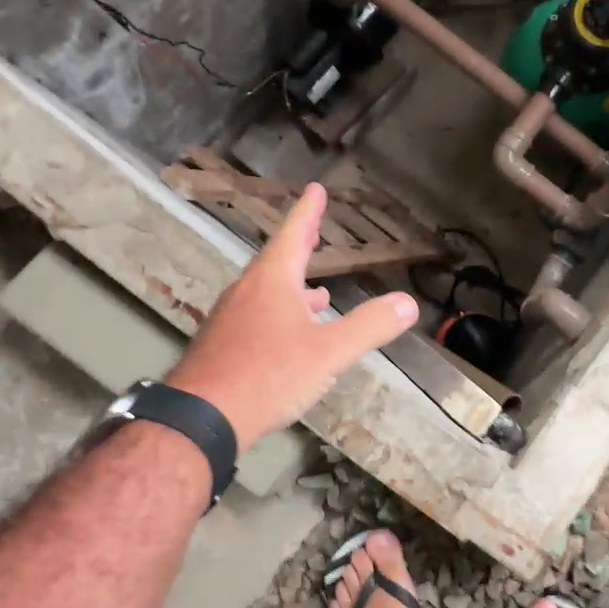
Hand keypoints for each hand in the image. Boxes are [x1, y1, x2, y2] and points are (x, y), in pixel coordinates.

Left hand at [166, 182, 417, 451]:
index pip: (294, 236)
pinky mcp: (222, 347)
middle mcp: (247, 293)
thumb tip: (408, 303)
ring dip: (293, 286)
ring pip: (267, 292)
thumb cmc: (267, 375)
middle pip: (277, 261)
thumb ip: (369, 326)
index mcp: (272, 282)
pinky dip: (281, 314)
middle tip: (314, 229)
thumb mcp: (329, 352)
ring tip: (318, 293)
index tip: (315, 189)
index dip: (308, 212)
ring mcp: (230, 320)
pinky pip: (257, 317)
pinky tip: (292, 336)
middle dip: (301, 246)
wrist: (200, 418)